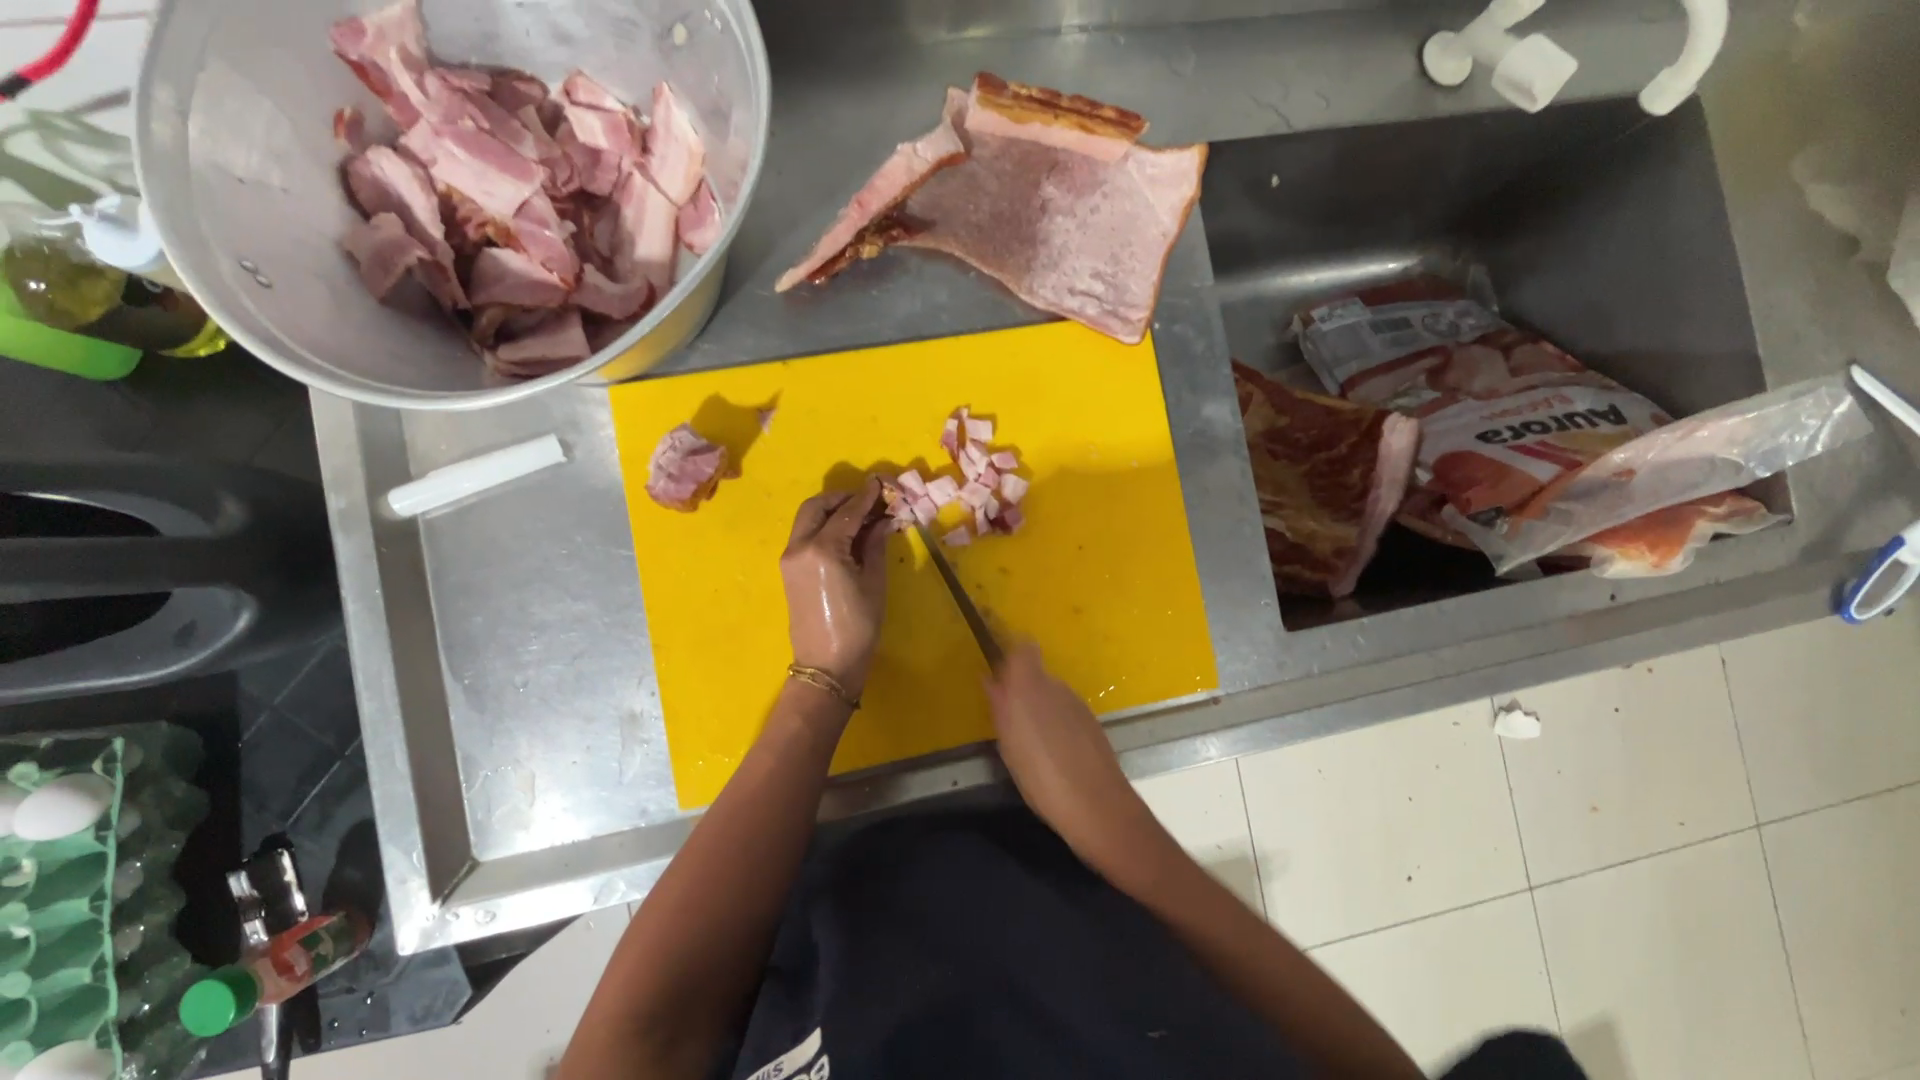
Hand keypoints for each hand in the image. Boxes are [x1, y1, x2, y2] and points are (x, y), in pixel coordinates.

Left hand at [781, 478, 889, 696]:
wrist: (827, 665)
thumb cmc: (858, 626)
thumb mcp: (874, 582)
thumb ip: (875, 545)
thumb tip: (882, 521)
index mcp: (823, 549)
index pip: (847, 512)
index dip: (866, 496)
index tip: (881, 483)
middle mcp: (800, 546)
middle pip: (817, 506)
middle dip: (841, 498)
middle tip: (867, 500)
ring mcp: (789, 558)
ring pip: (807, 519)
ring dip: (830, 511)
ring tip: (858, 516)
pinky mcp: (788, 570)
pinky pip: (804, 536)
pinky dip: (823, 526)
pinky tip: (844, 535)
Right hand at [985, 644, 1164, 871]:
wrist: (1098, 807)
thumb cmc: (1042, 776)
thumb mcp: (1009, 744)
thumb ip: (1001, 706)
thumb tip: (992, 679)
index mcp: (1032, 686)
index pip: (1023, 648)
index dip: (1011, 657)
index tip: (997, 677)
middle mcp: (1059, 688)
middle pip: (1036, 674)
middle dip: (1021, 690)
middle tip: (1006, 722)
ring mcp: (1079, 706)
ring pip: (1052, 696)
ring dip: (1039, 711)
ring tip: (1028, 747)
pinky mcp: (1093, 725)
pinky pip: (1066, 715)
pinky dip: (1056, 727)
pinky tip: (1052, 758)